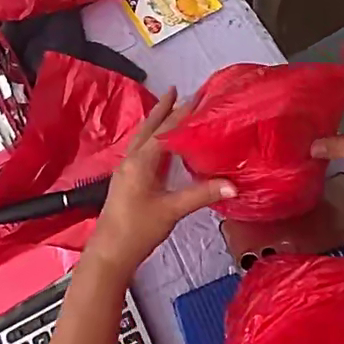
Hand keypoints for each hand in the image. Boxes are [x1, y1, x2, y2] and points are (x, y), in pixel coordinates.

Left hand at [83, 89, 233, 283]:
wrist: (109, 254)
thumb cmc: (137, 230)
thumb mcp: (172, 210)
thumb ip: (201, 194)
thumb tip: (234, 184)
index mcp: (141, 161)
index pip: (166, 130)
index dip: (183, 112)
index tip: (198, 95)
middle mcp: (131, 160)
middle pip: (149, 128)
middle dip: (163, 109)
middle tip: (176, 89)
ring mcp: (127, 170)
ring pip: (144, 139)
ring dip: (157, 123)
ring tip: (171, 109)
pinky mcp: (127, 181)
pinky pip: (142, 152)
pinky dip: (154, 141)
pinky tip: (163, 145)